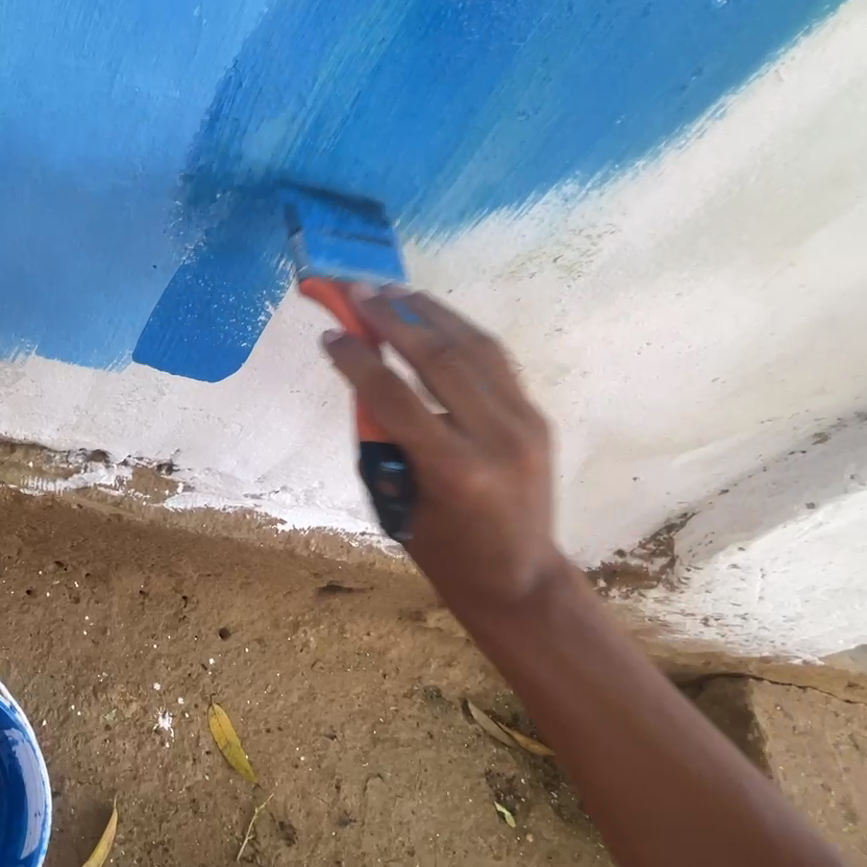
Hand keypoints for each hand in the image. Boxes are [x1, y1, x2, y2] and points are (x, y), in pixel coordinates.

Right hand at [321, 284, 568, 612]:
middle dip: (390, 319)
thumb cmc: (440, 547)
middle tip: (356, 291)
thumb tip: (363, 375)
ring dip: (426, 312)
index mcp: (452, 469)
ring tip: (391, 290)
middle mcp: (496, 438)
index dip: (355, 359)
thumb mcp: (393, 496)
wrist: (518, 576)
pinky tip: (430, 313)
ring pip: (472, 347)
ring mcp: (525, 423)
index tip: (329, 334)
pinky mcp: (537, 416)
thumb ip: (381, 435)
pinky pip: (494, 359)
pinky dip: (458, 330)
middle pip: (436, 358)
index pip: (392, 395)